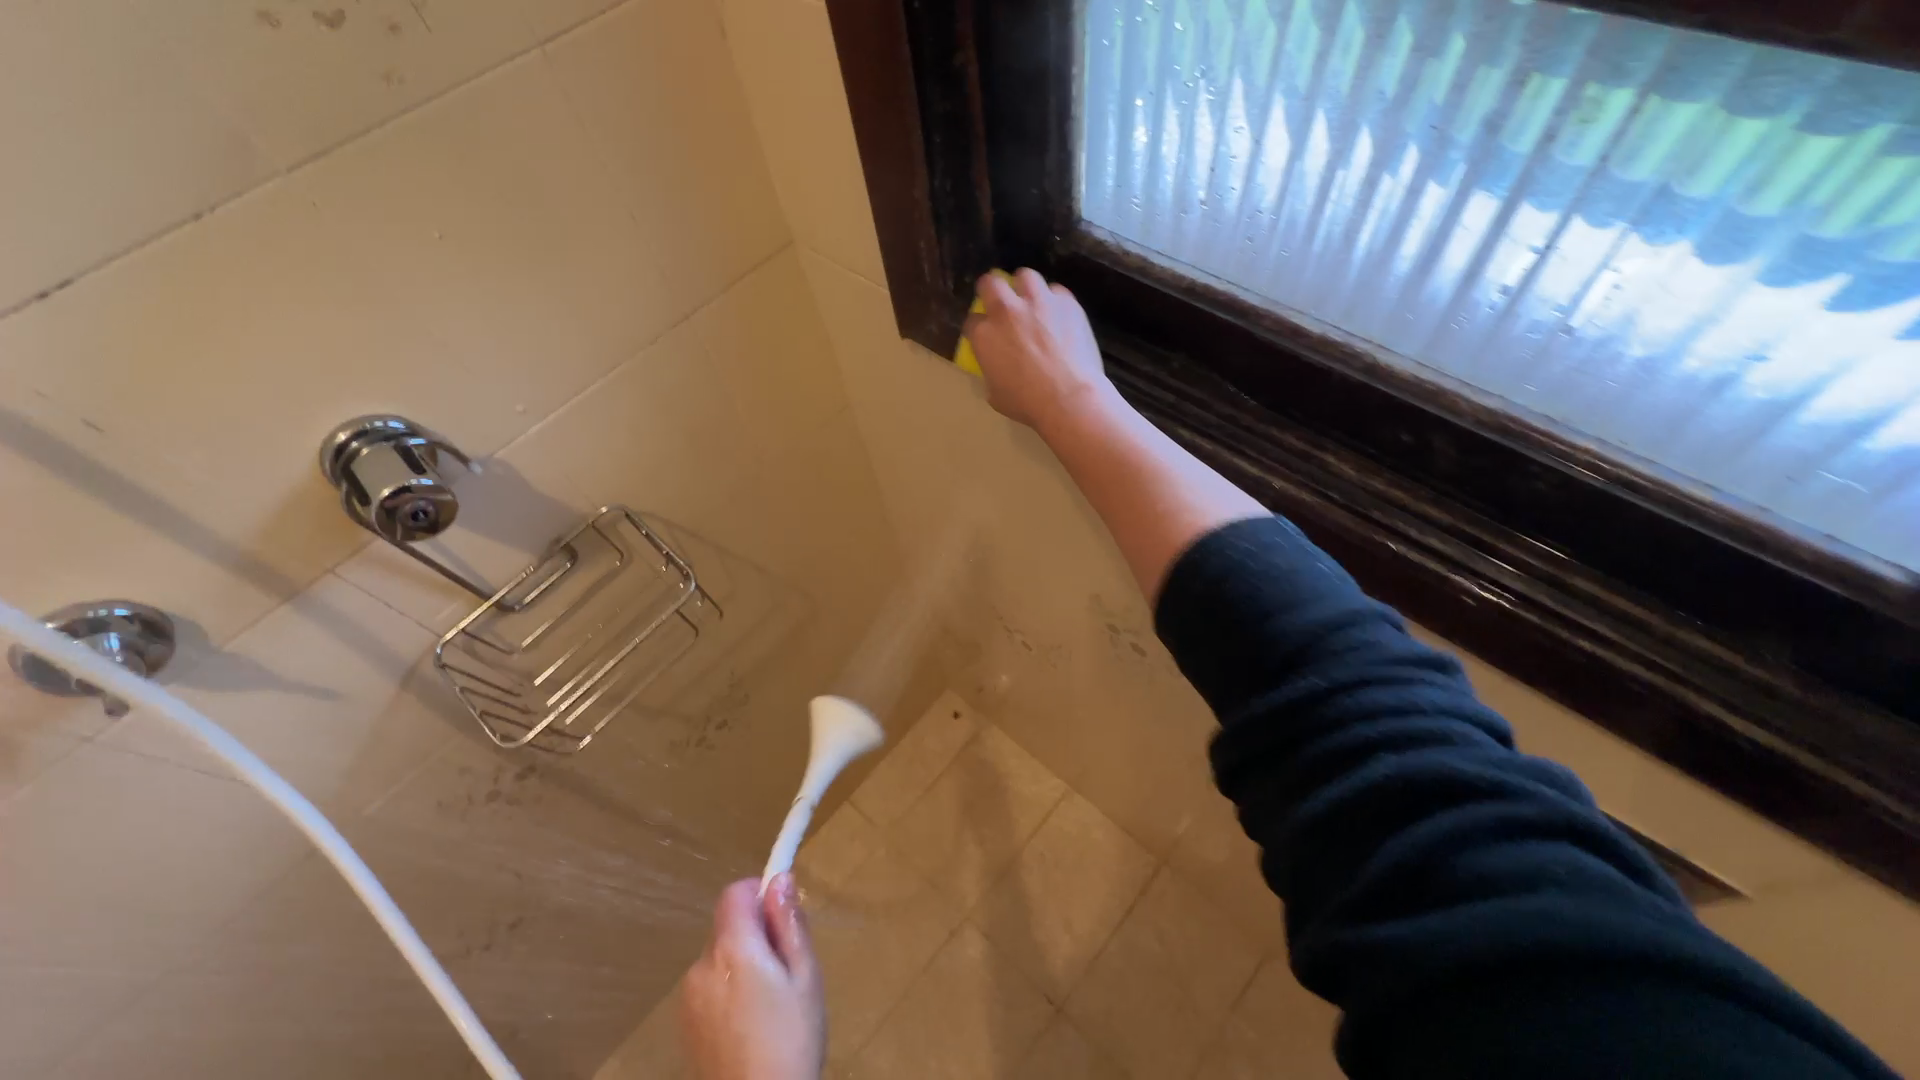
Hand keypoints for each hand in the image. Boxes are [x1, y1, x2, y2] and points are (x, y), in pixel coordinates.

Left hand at [680, 875, 824, 1079]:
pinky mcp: (685, 1024)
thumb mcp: (805, 976)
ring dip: (742, 963)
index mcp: (732, 948)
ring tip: (772, 1003)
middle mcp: (702, 965)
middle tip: (788, 969)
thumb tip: (780, 879)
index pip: (734, 893)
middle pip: (727, 926)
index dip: (759, 893)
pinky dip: (728, 990)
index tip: (783, 917)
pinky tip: (750, 1023)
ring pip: (718, 957)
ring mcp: (688, 997)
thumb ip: (790, 924)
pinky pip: (709, 986)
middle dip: (756, 934)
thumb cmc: (792, 1039)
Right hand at [963, 269, 1122, 434]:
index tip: (985, 334)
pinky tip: (1059, 314)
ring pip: (1025, 276)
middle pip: (991, 283)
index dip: (979, 327)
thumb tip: (997, 368)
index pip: (972, 321)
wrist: (1069, 397)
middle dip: (992, 290)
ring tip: (1032, 300)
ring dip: (1025, 287)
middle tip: (1000, 301)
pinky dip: (1055, 301)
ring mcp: (1038, 302)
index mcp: (984, 335)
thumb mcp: (996, 394)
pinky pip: (1057, 291)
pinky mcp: (1066, 302)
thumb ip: (992, 372)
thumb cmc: (1027, 403)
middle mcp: (1006, 310)